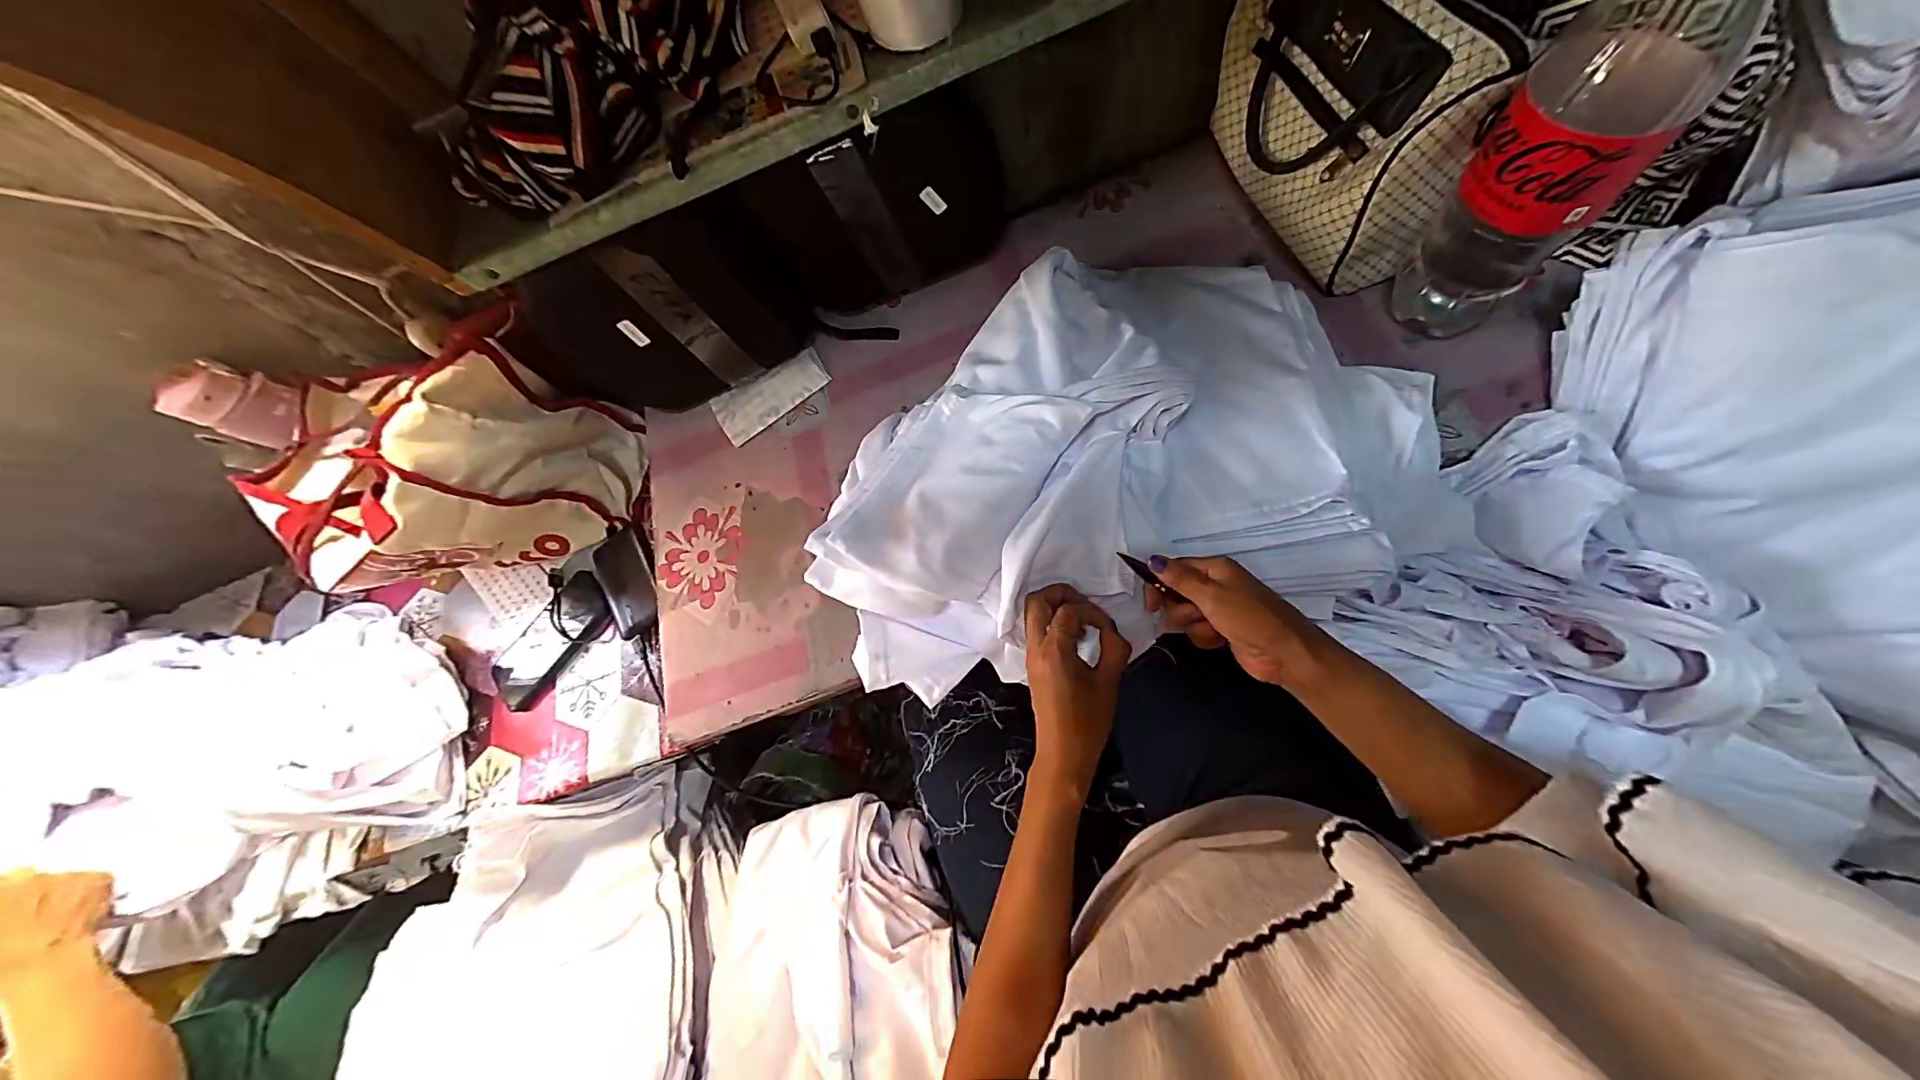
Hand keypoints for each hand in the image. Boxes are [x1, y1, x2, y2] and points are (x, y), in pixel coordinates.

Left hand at [1023, 584, 1130, 795]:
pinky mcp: (1032, 665)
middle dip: (1061, 593)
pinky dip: (1053, 623)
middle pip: (1036, 600)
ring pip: (1032, 614)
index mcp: (1053, 650)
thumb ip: (1115, 648)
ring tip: (1083, 622)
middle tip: (1085, 603)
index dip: (1092, 612)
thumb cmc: (1087, 722)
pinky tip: (1077, 638)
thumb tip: (1112, 632)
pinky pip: (1036, 631)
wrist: (1063, 753)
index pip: (1069, 611)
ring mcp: (1030, 657)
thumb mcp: (1110, 681)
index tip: (1108, 628)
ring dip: (1056, 607)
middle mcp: (1035, 648)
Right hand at [1145, 555, 1325, 687]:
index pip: (1174, 569)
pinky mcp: (1221, 629)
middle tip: (1196, 615)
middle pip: (1176, 594)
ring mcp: (1218, 608)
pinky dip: (1204, 637)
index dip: (1159, 584)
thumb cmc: (1252, 619)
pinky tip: (1219, 640)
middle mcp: (1216, 585)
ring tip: (1213, 629)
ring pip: (1185, 615)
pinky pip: (1196, 630)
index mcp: (1215, 569)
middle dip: (1181, 609)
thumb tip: (1153, 560)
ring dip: (1194, 626)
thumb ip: (1180, 579)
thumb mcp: (1212, 596)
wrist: (1285, 654)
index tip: (1151, 604)